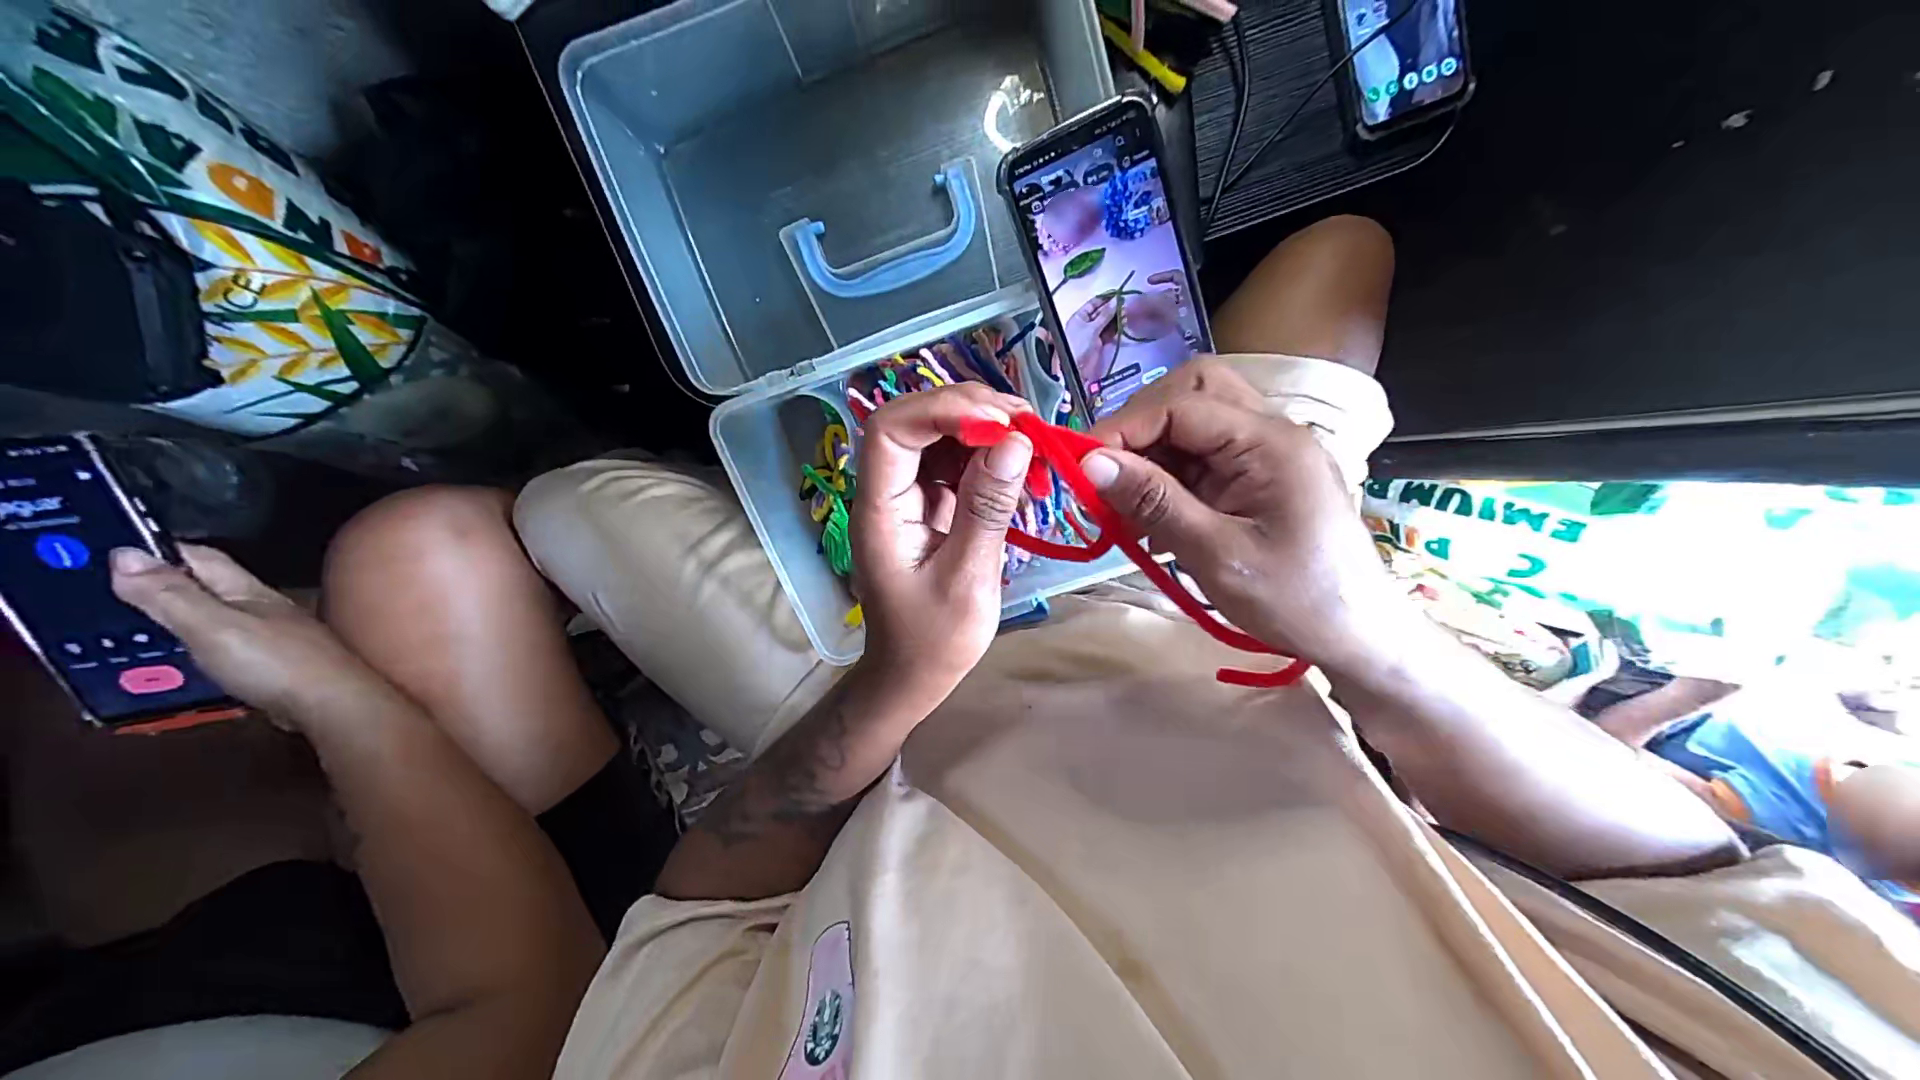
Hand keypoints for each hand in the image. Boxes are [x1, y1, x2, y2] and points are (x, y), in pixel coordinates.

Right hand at [110, 544, 377, 721]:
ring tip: (134, 627)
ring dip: (180, 619)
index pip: (202, 558)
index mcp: (251, 592)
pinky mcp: (274, 664)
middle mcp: (265, 609)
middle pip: (208, 588)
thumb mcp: (215, 626)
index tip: (112, 551)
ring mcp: (274, 637)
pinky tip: (181, 661)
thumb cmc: (276, 662)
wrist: (332, 704)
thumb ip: (172, 596)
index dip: (159, 550)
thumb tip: (126, 555)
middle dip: (164, 586)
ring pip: (217, 618)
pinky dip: (199, 647)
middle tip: (109, 592)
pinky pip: (226, 647)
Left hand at [852, 383, 1033, 704]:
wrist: (914, 672)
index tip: (1001, 423)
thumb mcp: (967, 578)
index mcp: (880, 509)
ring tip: (1036, 447)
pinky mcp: (930, 504)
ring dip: (989, 433)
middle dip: (973, 413)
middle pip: (917, 421)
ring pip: (941, 436)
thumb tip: (1013, 442)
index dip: (943, 411)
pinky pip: (957, 462)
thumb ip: (985, 508)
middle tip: (1030, 426)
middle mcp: (888, 491)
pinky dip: (992, 459)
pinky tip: (1023, 475)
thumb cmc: (934, 639)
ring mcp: (908, 495)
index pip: (892, 429)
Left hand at [1064, 293, 1119, 379]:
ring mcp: (1093, 333)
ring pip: (1107, 322)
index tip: (1117, 294)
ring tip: (1126, 312)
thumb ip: (1105, 314)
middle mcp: (1086, 324)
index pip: (1093, 303)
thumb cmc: (1077, 347)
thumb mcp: (1091, 328)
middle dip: (1113, 308)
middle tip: (1125, 303)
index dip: (1105, 298)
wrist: (1077, 369)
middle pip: (1101, 312)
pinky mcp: (1099, 342)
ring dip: (1116, 317)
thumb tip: (1115, 301)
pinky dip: (1116, 328)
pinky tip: (1123, 323)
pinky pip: (1109, 332)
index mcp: (1079, 317)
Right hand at [1083, 357, 1406, 672]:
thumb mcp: (1216, 554)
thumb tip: (1090, 464)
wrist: (1357, 636)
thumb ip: (1154, 502)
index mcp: (1270, 442)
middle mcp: (1270, 431)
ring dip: (1151, 451)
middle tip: (1107, 471)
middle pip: (1193, 391)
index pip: (1181, 405)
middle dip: (1141, 424)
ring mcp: (1265, 452)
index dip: (1123, 428)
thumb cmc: (1295, 600)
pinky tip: (1150, 516)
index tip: (1080, 466)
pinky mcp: (1257, 475)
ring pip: (1194, 421)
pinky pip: (1202, 456)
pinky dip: (1167, 476)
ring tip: (1124, 501)